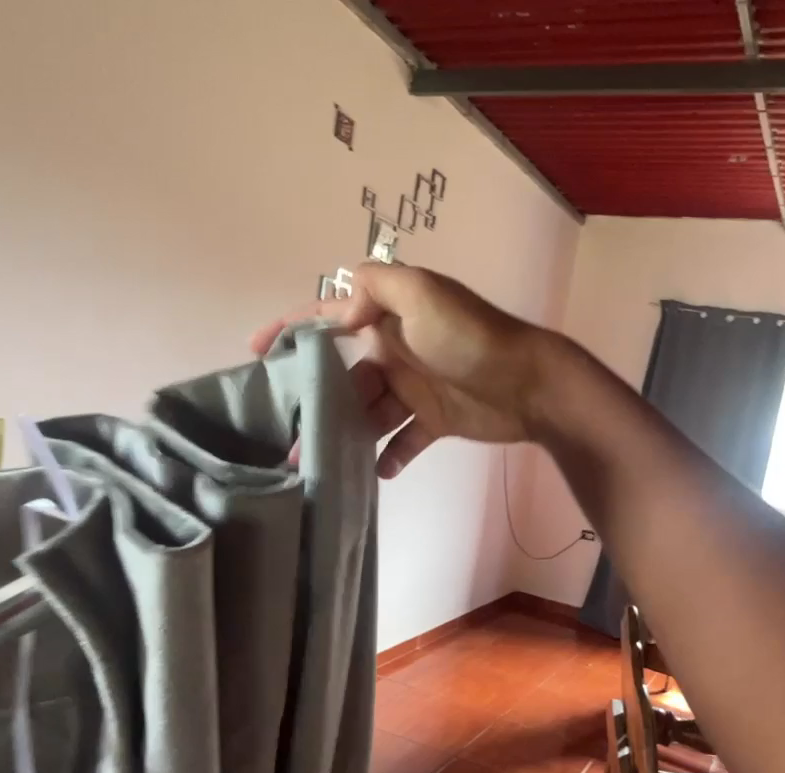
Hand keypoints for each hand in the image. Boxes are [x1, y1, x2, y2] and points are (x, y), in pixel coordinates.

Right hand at [249, 263, 565, 478]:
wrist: (528, 384)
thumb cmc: (471, 337)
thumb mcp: (421, 292)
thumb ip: (375, 286)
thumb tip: (342, 312)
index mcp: (388, 318)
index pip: (331, 317)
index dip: (293, 329)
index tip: (256, 352)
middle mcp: (396, 352)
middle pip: (344, 378)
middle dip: (315, 403)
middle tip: (286, 437)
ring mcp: (416, 389)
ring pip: (368, 414)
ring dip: (344, 436)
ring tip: (317, 462)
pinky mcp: (436, 421)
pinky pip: (404, 441)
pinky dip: (390, 457)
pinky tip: (375, 473)